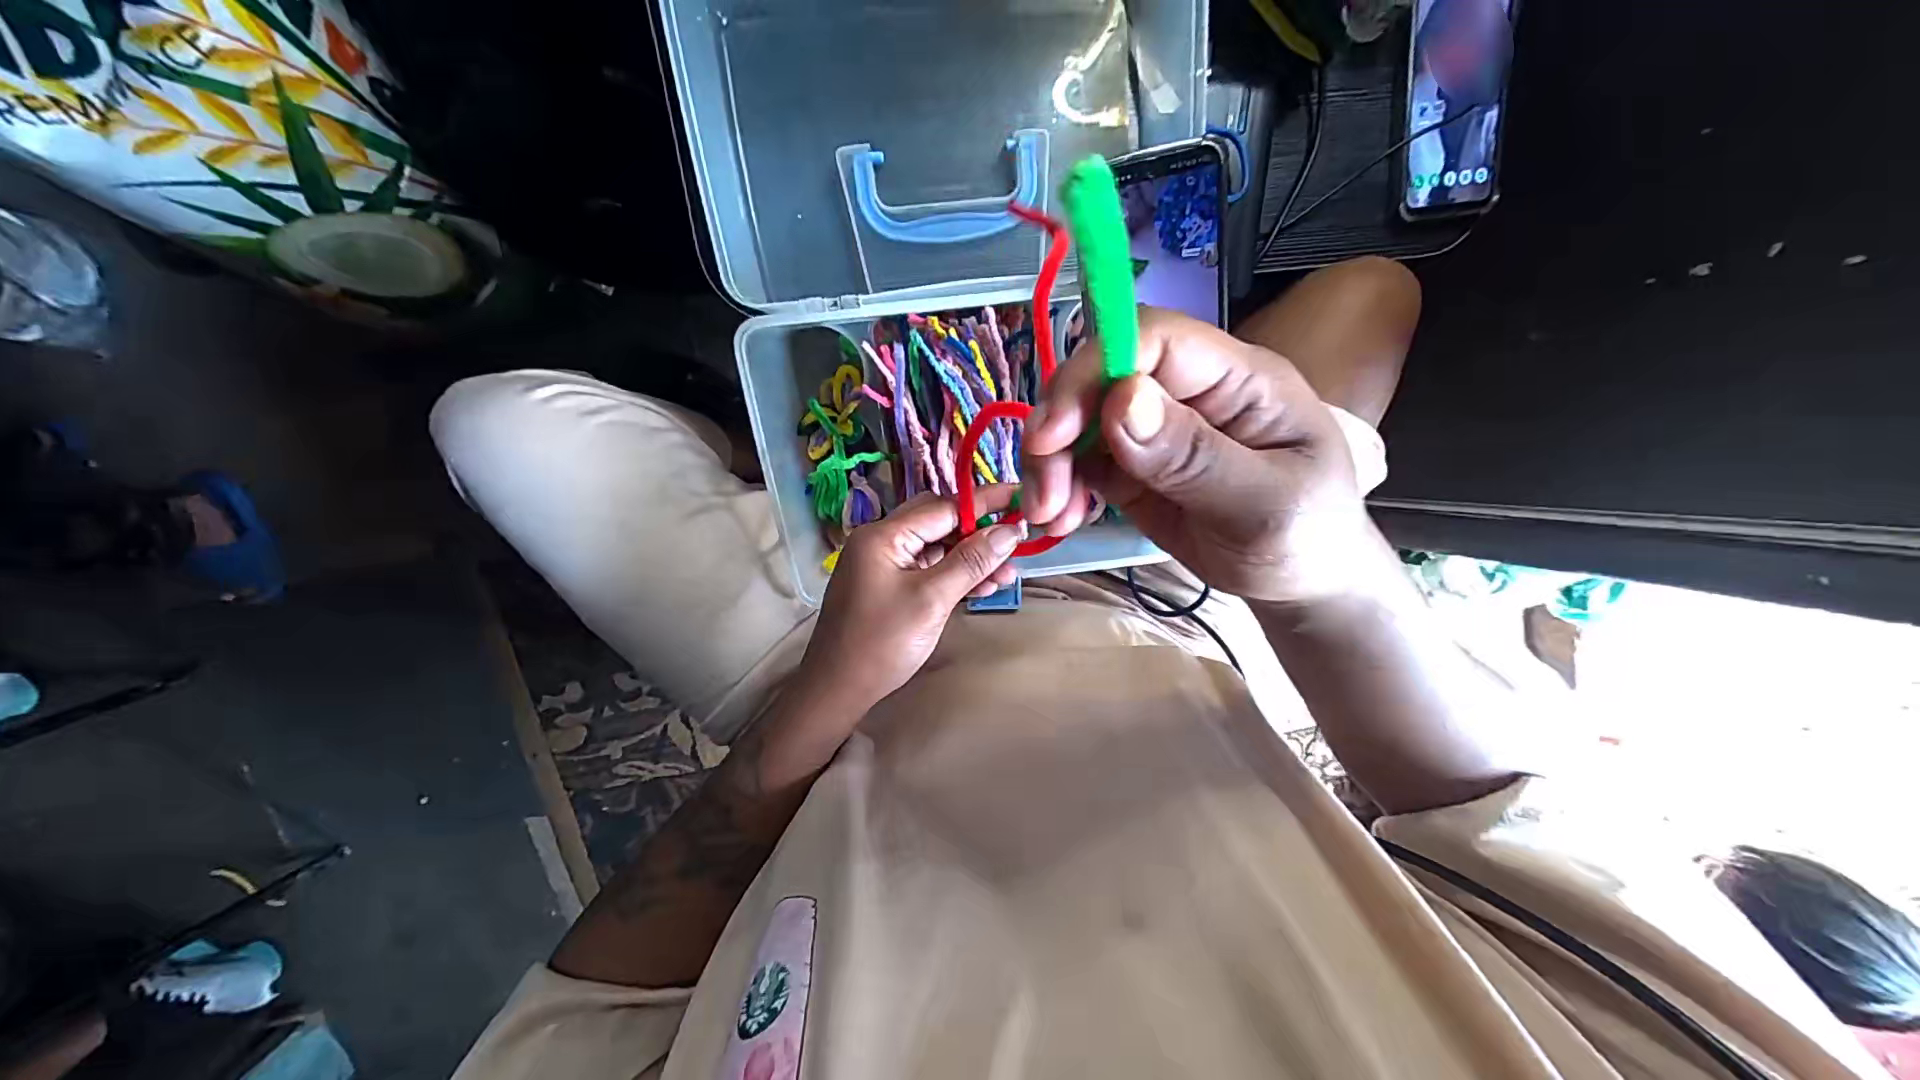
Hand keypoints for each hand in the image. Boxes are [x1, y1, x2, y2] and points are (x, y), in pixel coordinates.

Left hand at [798, 488, 1023, 713]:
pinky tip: (984, 586)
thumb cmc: (881, 643)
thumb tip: (1009, 531)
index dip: (985, 502)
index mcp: (883, 535)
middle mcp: (881, 541)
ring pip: (937, 547)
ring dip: (972, 558)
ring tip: (1007, 575)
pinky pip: (928, 569)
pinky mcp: (889, 585)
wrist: (837, 690)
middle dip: (980, 532)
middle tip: (1017, 542)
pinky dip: (955, 575)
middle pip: (940, 522)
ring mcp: (884, 564)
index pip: (943, 506)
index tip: (1021, 497)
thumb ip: (971, 561)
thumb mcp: (932, 599)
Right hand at [1020, 306, 1371, 602]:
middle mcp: (1186, 391)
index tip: (1053, 433)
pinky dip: (1058, 488)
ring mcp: (1153, 427)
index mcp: (1235, 377)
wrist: (1300, 578)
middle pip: (1098, 377)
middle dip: (1058, 431)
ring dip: (1050, 465)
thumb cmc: (1306, 536)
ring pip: (1076, 420)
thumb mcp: (1264, 503)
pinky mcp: (1129, 464)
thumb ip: (1195, 454)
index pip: (1151, 338)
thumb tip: (1121, 399)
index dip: (1092, 371)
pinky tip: (1061, 521)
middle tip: (1045, 496)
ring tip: (1050, 518)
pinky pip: (1077, 461)